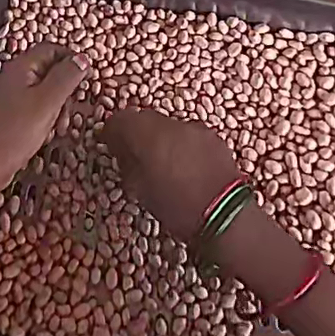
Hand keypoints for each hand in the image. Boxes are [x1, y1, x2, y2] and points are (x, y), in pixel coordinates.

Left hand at [0, 44, 87, 192]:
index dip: (71, 60)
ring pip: (45, 93)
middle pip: (50, 72)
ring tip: (58, 128)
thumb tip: (82, 58)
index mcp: (21, 67)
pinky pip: (36, 110)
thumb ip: (65, 78)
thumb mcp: (46, 102)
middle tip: (68, 112)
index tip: (85, 78)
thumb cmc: (14, 131)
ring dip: (57, 109)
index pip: (51, 49)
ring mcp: (11, 97)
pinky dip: (45, 120)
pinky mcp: (11, 116)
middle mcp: (14, 78)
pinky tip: (46, 135)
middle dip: (65, 91)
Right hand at [102, 109, 242, 242]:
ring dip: (158, 138)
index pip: (120, 119)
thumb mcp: (140, 190)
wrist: (227, 217)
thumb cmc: (176, 208)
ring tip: (159, 162)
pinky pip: (187, 134)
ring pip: (167, 125)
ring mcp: (195, 129)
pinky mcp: (213, 138)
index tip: (107, 143)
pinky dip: (179, 144)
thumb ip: (127, 164)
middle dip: (134, 132)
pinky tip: (183, 165)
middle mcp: (171, 125)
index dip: (111, 130)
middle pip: (143, 118)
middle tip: (129, 153)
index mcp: (147, 136)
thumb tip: (122, 152)